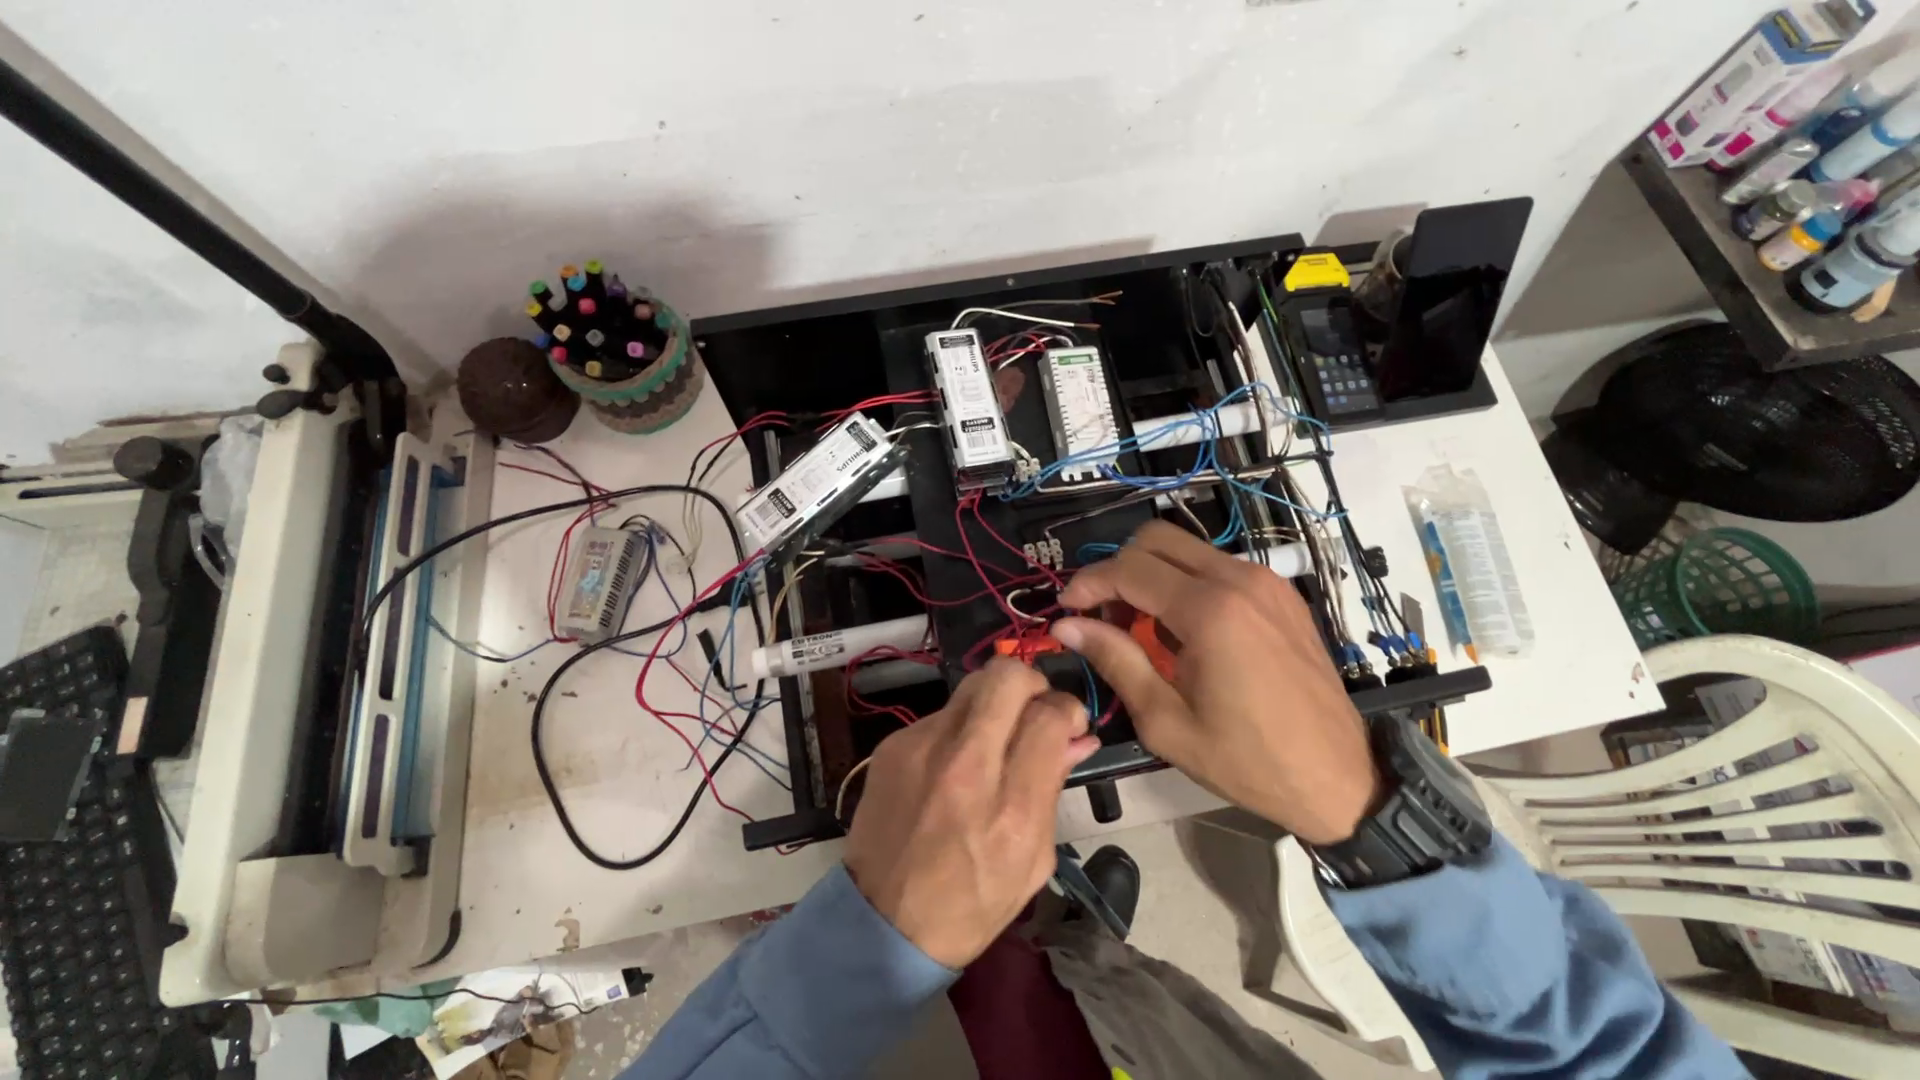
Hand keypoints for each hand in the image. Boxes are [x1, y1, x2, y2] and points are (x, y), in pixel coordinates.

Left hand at [843, 659, 1101, 967]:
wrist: (880, 923)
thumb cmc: (971, 904)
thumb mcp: (1033, 861)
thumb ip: (1053, 790)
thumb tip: (1078, 738)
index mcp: (1011, 806)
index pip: (1050, 715)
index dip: (1069, 710)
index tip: (1067, 725)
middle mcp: (965, 765)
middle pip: (1007, 676)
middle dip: (1031, 683)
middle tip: (1033, 711)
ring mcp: (921, 749)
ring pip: (971, 684)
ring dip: (994, 702)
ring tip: (994, 738)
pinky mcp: (891, 746)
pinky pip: (939, 714)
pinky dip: (958, 728)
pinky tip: (954, 764)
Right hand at [1050, 521, 1380, 845]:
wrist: (1338, 777)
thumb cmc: (1246, 760)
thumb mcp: (1166, 722)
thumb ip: (1116, 661)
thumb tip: (1067, 626)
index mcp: (1209, 611)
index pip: (1128, 568)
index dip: (1087, 583)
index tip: (1065, 610)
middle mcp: (1239, 580)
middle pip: (1156, 538)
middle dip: (1118, 568)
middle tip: (1103, 615)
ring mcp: (1266, 582)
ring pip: (1188, 548)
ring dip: (1152, 573)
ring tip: (1139, 626)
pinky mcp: (1282, 594)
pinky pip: (1218, 567)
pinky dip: (1187, 582)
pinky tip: (1183, 630)